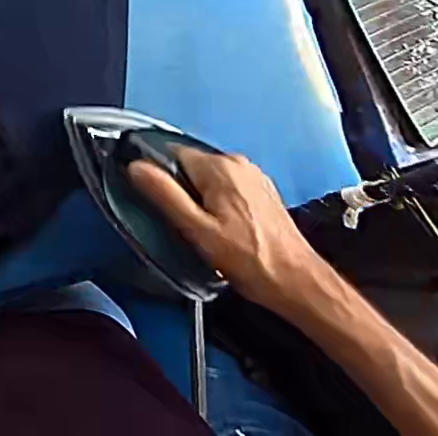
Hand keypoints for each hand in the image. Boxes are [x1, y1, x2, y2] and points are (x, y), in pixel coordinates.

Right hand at [128, 148, 326, 302]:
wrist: (300, 283)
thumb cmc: (250, 261)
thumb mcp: (198, 231)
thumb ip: (165, 195)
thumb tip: (137, 167)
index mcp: (218, 167)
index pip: (171, 154)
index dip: (162, 178)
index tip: (165, 204)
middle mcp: (236, 163)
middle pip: (191, 165)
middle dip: (184, 191)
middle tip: (191, 225)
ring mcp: (252, 175)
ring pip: (209, 176)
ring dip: (203, 198)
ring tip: (212, 231)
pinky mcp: (262, 189)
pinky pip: (228, 185)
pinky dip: (221, 202)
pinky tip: (229, 229)